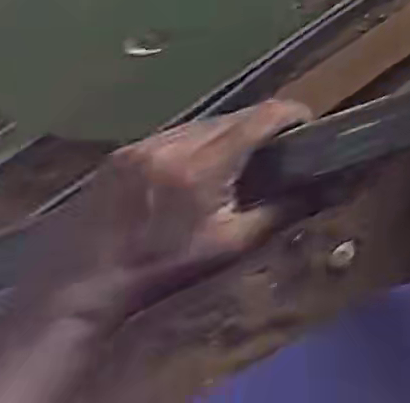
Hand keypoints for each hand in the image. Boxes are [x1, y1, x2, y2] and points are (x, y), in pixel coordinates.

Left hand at [20, 100, 310, 325]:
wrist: (73, 295)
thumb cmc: (162, 269)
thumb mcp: (234, 244)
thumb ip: (287, 208)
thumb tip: (336, 188)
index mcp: (202, 166)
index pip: (265, 115)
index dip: (295, 114)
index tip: (309, 127)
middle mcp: (172, 145)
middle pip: (239, 115)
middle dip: (265, 125)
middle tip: (278, 148)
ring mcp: (140, 147)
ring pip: (208, 122)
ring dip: (232, 132)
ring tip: (239, 158)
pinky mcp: (120, 155)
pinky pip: (178, 133)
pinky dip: (200, 141)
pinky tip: (198, 166)